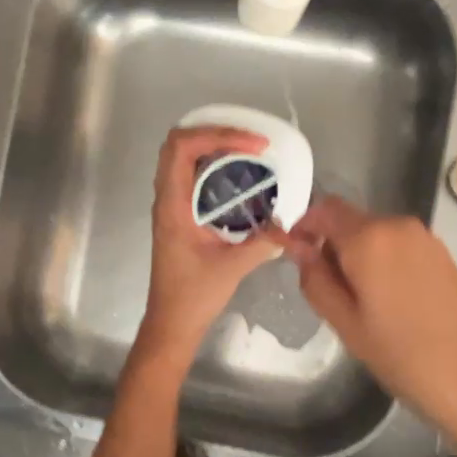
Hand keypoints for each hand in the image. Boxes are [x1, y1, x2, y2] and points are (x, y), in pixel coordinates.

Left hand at [136, 127, 284, 364]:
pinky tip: (239, 178)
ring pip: (181, 159)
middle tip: (250, 143)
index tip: (254, 146)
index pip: (182, 148)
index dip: (218, 135)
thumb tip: (290, 224)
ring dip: (212, 147)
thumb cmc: (194, 297)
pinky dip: (212, 167)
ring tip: (248, 153)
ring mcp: (169, 206)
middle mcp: (166, 199)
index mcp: (172, 205)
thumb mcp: (233, 268)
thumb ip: (263, 242)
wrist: (172, 323)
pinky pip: (189, 176)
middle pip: (178, 144)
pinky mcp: (178, 216)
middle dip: (215, 133)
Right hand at [284, 197, 456, 447]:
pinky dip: (384, 267)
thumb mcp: (347, 324)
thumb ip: (317, 280)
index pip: (325, 209)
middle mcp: (400, 226)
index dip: (304, 227)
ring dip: (359, 260)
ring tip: (361, 308)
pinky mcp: (444, 258)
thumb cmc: (404, 356)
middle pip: (352, 223)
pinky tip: (390, 308)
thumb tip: (300, 249)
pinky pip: (400, 250)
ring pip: (377, 238)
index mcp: (370, 237)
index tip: (295, 258)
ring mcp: (427, 240)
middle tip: (328, 296)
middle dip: (333, 249)